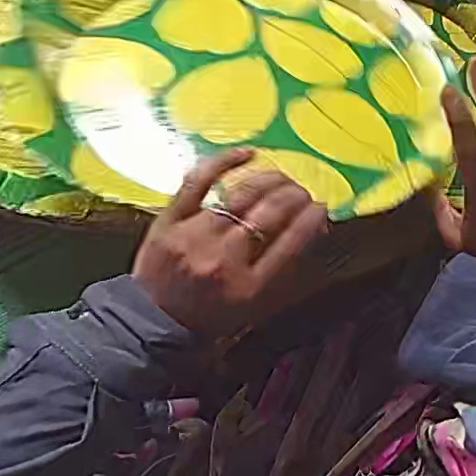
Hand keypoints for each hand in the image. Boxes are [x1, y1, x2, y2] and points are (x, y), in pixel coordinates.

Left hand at [132, 149, 328, 342]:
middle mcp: (224, 259)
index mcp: (251, 285)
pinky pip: (199, 181)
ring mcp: (195, 237)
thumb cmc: (213, 311)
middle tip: (303, 192)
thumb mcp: (257, 302)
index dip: (313, 218)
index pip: (293, 241)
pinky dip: (224, 162)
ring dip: (271, 181)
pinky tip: (248, 154)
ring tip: (281, 179)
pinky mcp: (170, 221)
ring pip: (243, 195)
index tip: (322, 206)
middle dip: (296, 195)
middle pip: (272, 213)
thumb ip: (286, 267)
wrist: (153, 321)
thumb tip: (313, 226)